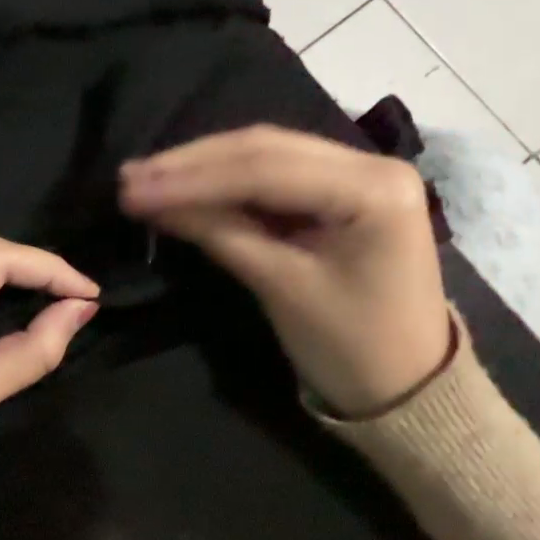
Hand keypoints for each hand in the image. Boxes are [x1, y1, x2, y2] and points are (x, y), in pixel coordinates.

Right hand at [119, 126, 450, 416]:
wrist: (411, 390)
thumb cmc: (352, 347)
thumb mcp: (280, 287)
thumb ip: (217, 232)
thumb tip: (149, 199)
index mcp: (373, 188)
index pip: (265, 169)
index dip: (191, 177)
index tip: (132, 188)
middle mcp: (371, 163)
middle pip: (264, 149)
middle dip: (191, 164)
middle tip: (129, 176)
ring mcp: (357, 171)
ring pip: (264, 154)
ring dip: (201, 166)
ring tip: (143, 176)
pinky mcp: (340, 189)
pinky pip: (273, 174)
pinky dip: (225, 181)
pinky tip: (183, 183)